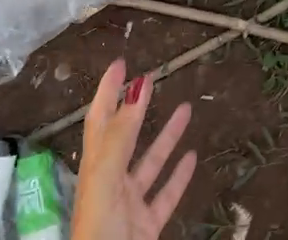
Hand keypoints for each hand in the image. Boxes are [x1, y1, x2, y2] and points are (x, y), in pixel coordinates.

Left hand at [71, 58, 196, 239]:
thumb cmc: (100, 229)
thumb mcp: (105, 180)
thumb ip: (120, 137)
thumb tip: (135, 91)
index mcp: (95, 169)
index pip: (100, 121)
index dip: (108, 91)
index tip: (120, 64)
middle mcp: (111, 183)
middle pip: (125, 137)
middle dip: (135, 107)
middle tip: (150, 77)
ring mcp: (130, 205)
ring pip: (150, 163)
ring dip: (166, 136)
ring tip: (186, 108)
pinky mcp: (148, 224)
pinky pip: (165, 195)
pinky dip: (178, 175)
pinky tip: (192, 157)